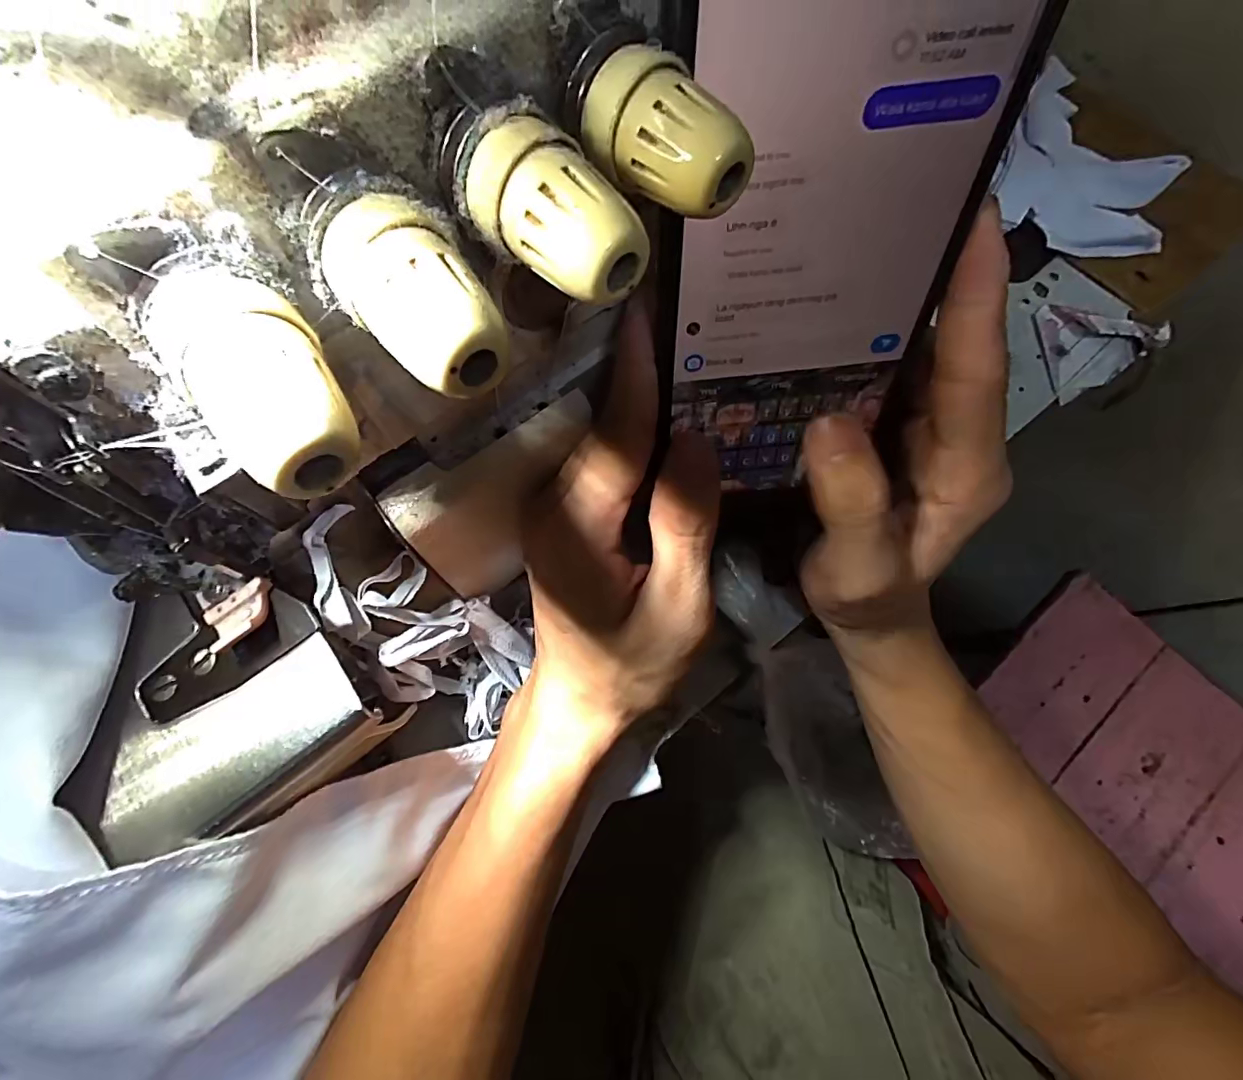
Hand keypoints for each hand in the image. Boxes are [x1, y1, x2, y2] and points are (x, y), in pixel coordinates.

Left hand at [518, 297, 720, 746]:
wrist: (580, 699)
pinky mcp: (558, 514)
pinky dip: (629, 428)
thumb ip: (685, 524)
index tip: (649, 309)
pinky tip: (664, 410)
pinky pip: (597, 459)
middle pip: (600, 424)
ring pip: (596, 436)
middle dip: (637, 368)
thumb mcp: (680, 608)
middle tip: (681, 311)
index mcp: (577, 525)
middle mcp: (551, 504)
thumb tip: (694, 437)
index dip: (636, 371)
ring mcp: (548, 508)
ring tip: (680, 343)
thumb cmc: (633, 665)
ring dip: (633, 392)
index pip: (614, 433)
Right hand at [800, 201, 1012, 645]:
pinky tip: (830, 306)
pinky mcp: (899, 427)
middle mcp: (960, 431)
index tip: (972, 215)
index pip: (979, 367)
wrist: (872, 617)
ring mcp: (931, 427)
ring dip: (904, 291)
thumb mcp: (858, 567)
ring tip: (862, 233)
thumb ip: (852, 504)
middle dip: (944, 268)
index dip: (978, 292)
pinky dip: (869, 332)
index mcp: (967, 462)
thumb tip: (830, 421)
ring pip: (927, 347)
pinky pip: (891, 369)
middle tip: (903, 199)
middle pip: (960, 339)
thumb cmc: (869, 596)